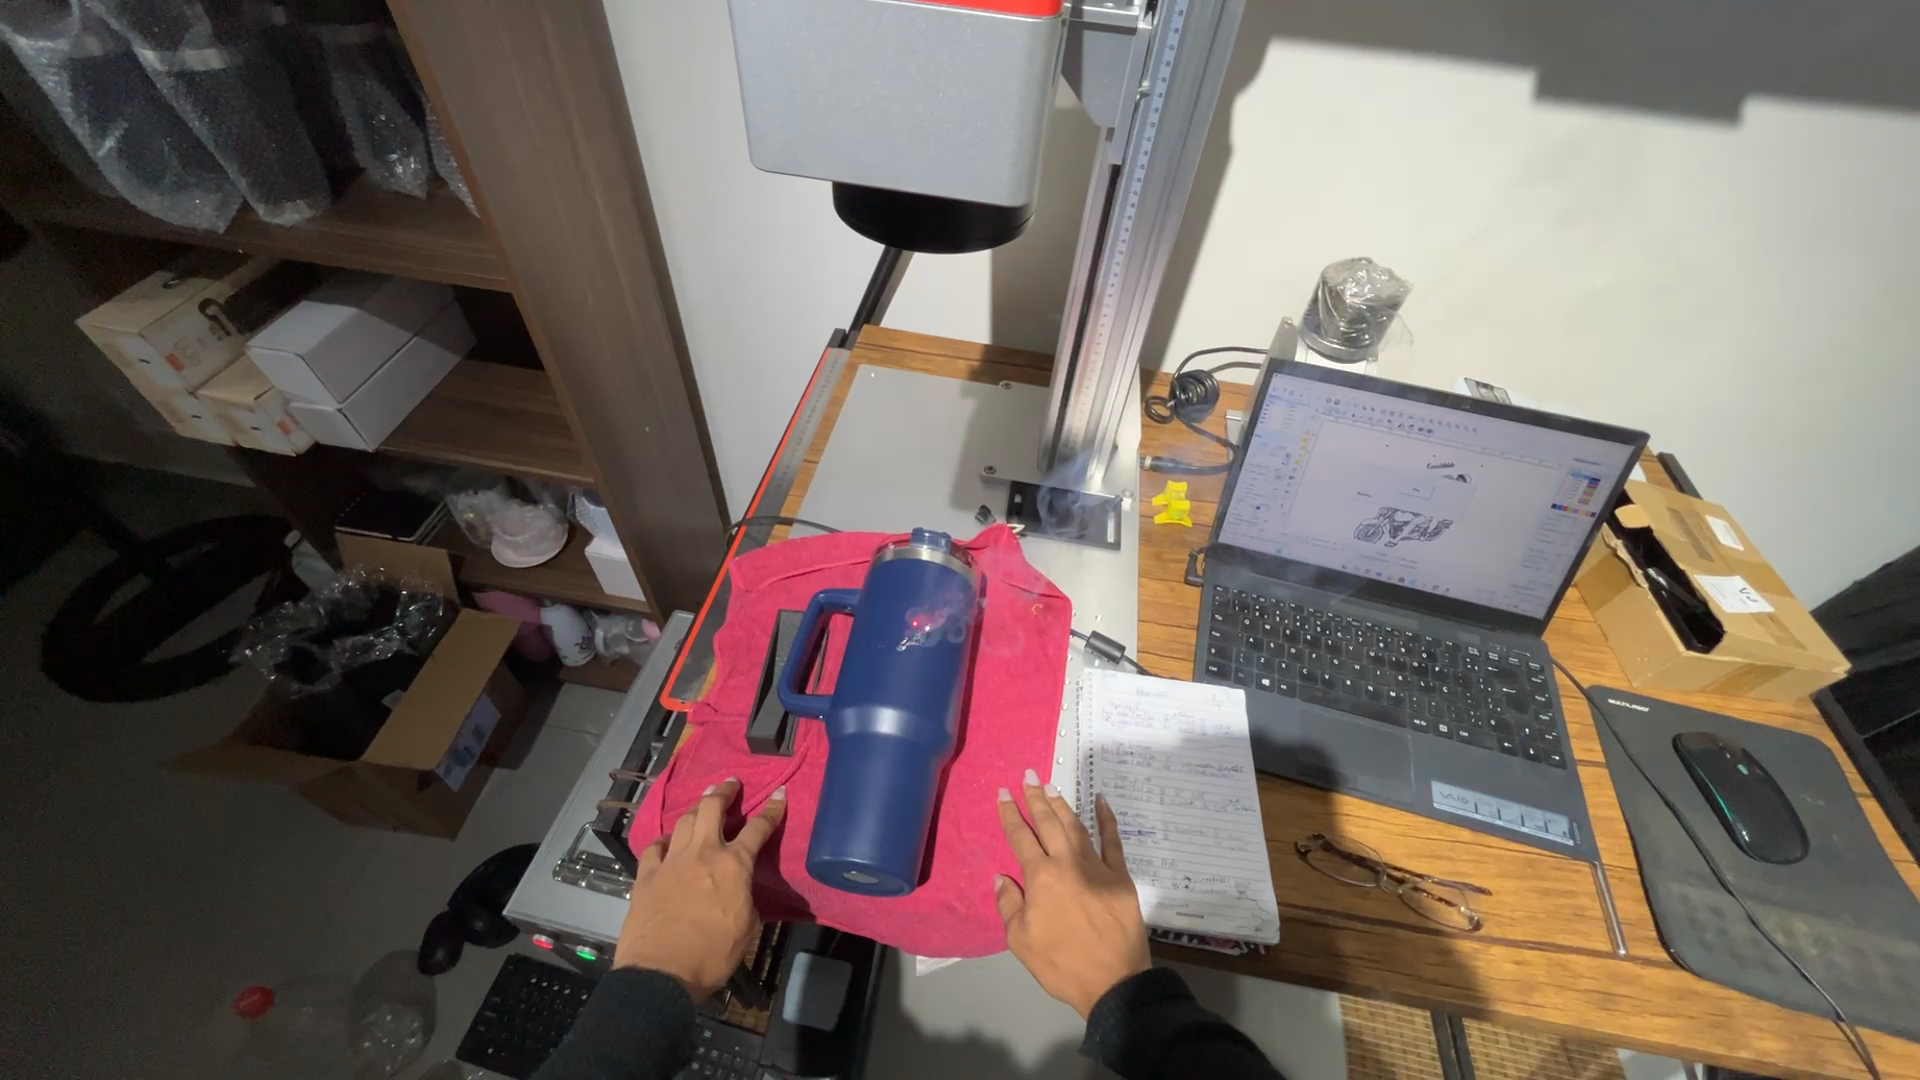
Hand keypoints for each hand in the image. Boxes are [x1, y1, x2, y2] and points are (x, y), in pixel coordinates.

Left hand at [615, 779, 785, 998]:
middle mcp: (703, 853)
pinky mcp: (647, 876)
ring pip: (685, 820)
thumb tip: (743, 890)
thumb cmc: (712, 954)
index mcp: (734, 864)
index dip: (772, 808)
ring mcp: (672, 861)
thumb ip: (747, 898)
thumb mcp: (747, 927)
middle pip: (713, 808)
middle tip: (731, 782)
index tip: (780, 793)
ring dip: (696, 807)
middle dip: (725, 790)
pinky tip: (667, 841)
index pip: (759, 827)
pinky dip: (664, 840)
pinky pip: (655, 847)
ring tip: (702, 801)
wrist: (660, 974)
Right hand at [995, 769, 1150, 1018]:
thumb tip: (1002, 877)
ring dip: (1062, 805)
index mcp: (1040, 877)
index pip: (1021, 837)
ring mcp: (1096, 866)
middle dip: (1035, 798)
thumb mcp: (1021, 941)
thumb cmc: (1062, 964)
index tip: (1003, 793)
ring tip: (1051, 787)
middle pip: (1047, 823)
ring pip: (1075, 826)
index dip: (1010, 814)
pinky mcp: (1119, 875)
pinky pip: (1112, 840)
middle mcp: (1067, 863)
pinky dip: (1107, 818)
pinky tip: (1101, 800)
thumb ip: (1009, 906)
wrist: (1113, 982)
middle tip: (1028, 776)